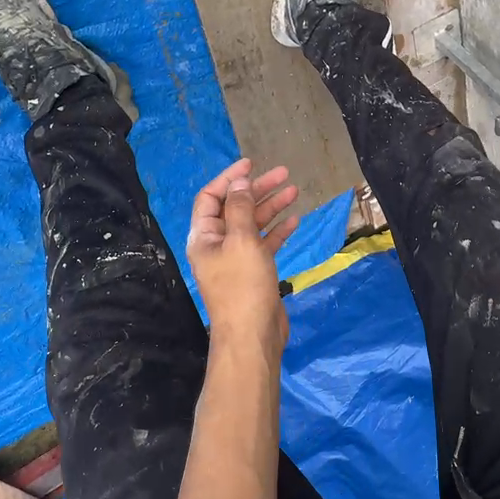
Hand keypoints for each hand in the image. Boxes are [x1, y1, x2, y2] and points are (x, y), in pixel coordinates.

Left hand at [186, 159, 299, 349]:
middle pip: (235, 207)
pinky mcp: (254, 271)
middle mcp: (217, 245)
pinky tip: (295, 220)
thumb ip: (241, 207)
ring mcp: (236, 259)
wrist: (252, 334)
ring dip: (271, 206)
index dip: (229, 178)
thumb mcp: (241, 240)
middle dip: (258, 189)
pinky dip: (278, 229)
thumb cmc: (243, 284)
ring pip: (253, 224)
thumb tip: (239, 181)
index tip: (252, 163)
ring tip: (295, 190)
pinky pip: (265, 242)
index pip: (211, 197)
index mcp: (204, 237)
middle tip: (284, 173)